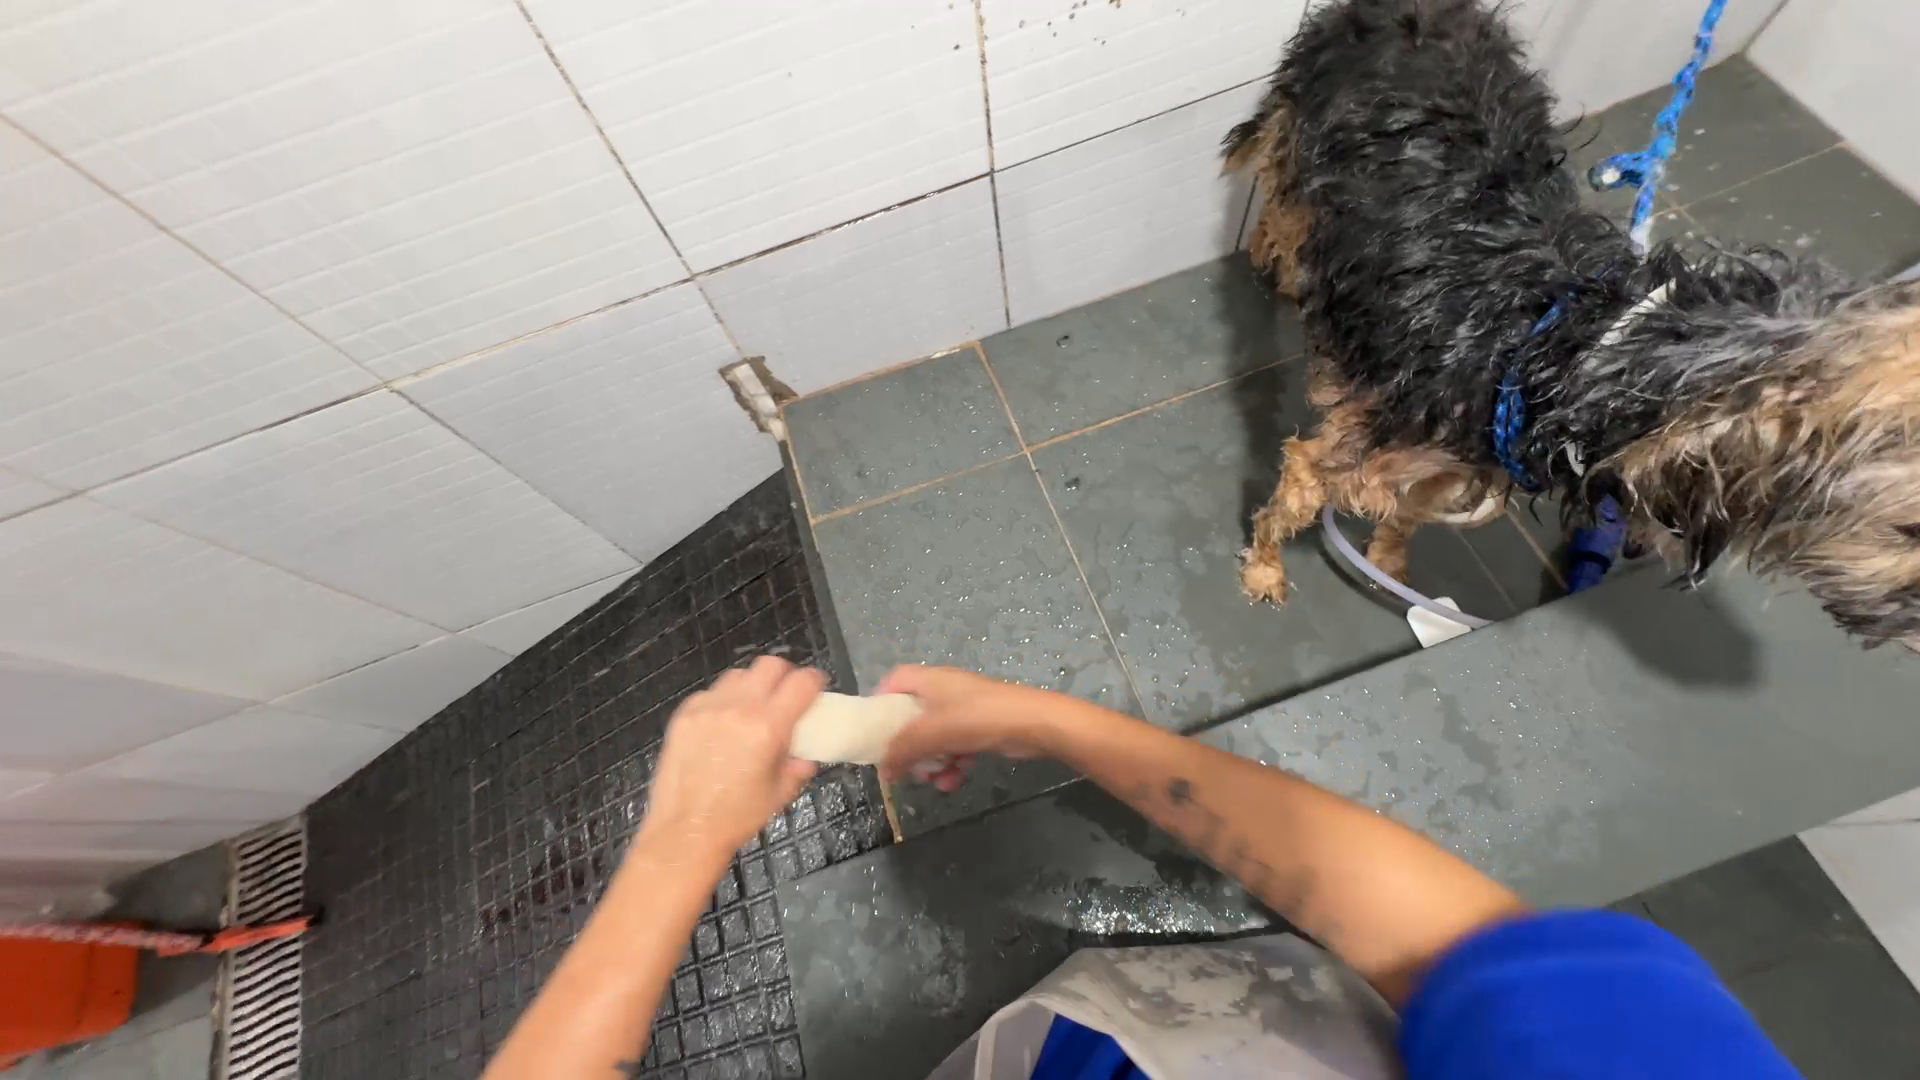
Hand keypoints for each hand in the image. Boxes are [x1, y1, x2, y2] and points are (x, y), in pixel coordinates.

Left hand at [639, 656, 822, 864]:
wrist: (685, 831)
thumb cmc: (738, 816)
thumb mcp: (782, 792)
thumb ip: (800, 764)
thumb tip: (806, 750)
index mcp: (768, 728)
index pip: (801, 682)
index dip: (814, 681)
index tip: (815, 688)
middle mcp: (739, 709)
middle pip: (770, 665)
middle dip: (784, 675)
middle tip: (785, 693)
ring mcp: (708, 708)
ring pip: (739, 675)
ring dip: (752, 686)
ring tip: (752, 707)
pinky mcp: (685, 714)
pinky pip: (711, 692)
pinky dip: (723, 700)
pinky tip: (723, 723)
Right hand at [876, 665, 1060, 790]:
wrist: (1034, 724)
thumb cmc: (980, 717)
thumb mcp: (934, 731)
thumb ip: (904, 748)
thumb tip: (883, 768)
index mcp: (929, 680)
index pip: (893, 682)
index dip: (879, 703)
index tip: (872, 732)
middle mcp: (943, 691)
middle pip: (911, 717)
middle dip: (909, 746)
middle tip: (908, 767)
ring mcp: (962, 709)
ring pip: (933, 737)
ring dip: (932, 761)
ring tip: (938, 779)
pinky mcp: (979, 727)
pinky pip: (954, 746)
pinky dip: (952, 763)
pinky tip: (957, 779)